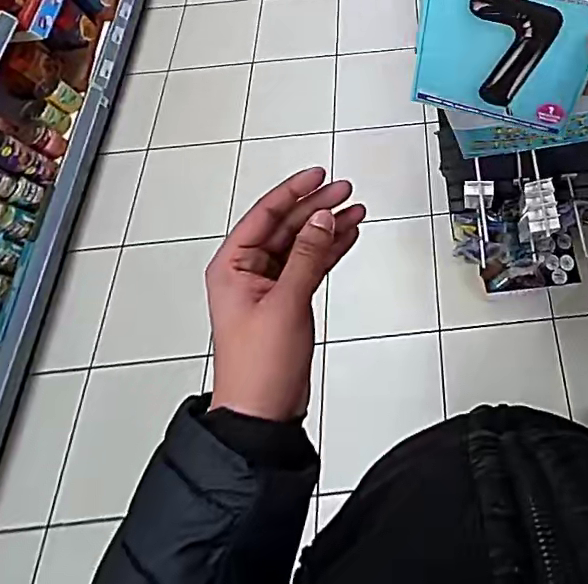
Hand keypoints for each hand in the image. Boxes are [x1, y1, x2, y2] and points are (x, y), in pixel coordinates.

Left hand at [207, 167, 363, 420]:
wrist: (263, 412)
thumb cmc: (256, 367)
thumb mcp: (285, 302)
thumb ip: (306, 255)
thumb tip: (321, 218)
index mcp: (233, 266)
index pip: (265, 215)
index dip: (293, 191)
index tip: (318, 175)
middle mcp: (250, 270)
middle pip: (288, 224)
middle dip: (317, 206)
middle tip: (344, 190)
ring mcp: (271, 283)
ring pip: (304, 241)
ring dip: (329, 224)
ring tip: (355, 208)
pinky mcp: (289, 296)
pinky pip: (313, 260)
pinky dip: (332, 247)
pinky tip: (348, 234)